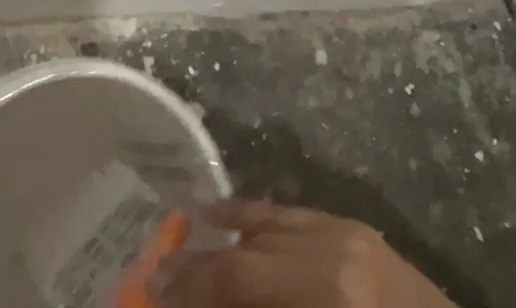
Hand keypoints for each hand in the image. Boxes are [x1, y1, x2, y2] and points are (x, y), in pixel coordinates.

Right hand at [166, 201, 454, 307]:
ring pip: (271, 221)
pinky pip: (300, 217)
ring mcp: (351, 233)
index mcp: (323, 286)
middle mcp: (333, 246)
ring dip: (228, 230)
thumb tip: (203, 298)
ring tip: (190, 233)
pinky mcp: (363, 233)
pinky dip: (265, 218)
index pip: (234, 275)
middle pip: (248, 248)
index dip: (188, 285)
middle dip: (202, 265)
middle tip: (162, 276)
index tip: (152, 290)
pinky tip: (240, 218)